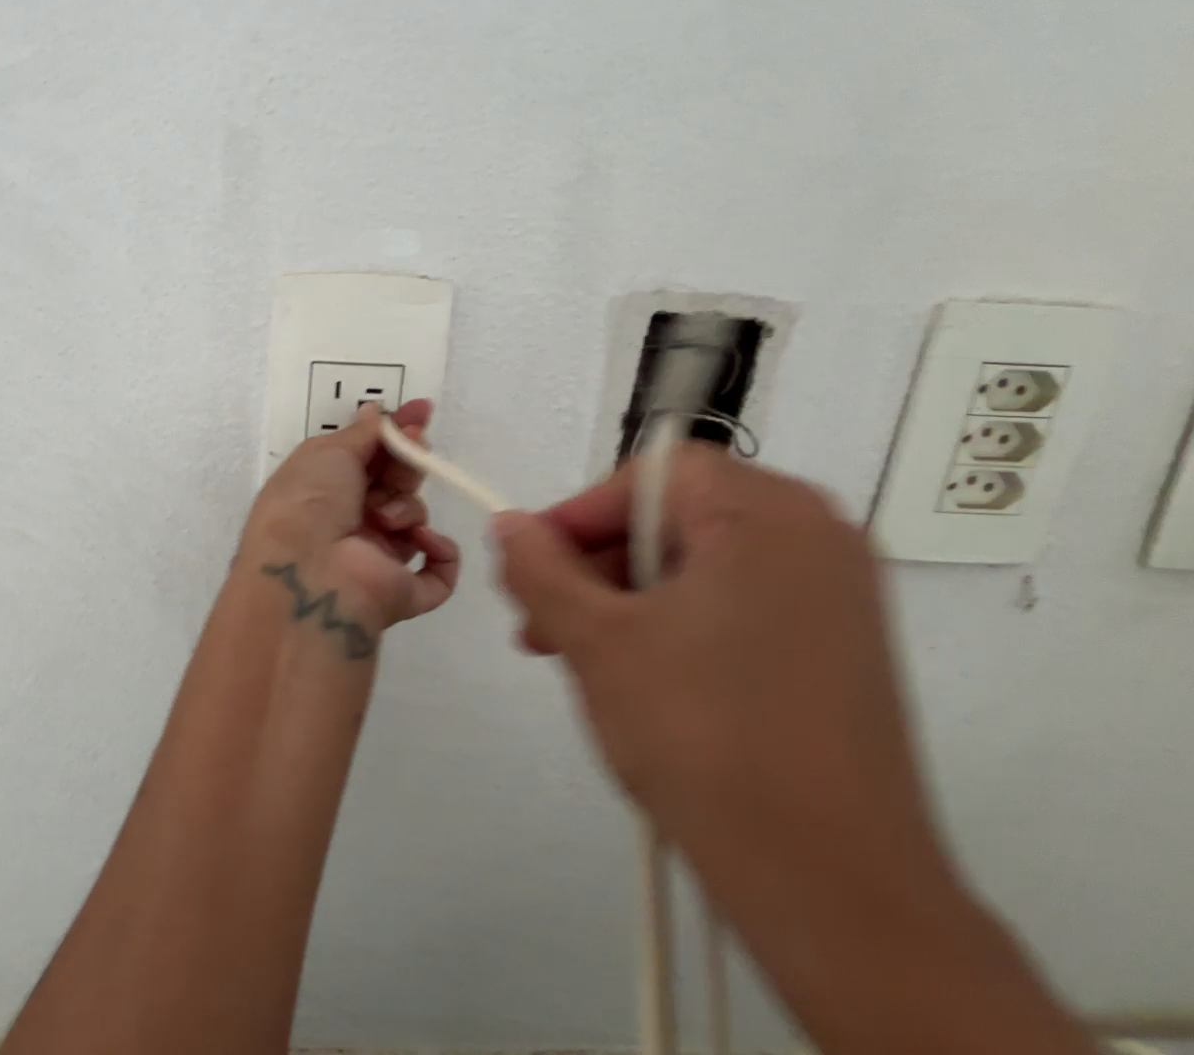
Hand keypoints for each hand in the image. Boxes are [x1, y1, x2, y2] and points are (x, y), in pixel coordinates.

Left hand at [239, 400, 460, 630]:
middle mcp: (350, 524)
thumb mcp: (327, 452)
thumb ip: (361, 433)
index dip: (397, 433)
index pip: (370, 457)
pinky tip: (423, 540)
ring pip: (415, 519)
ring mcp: (377, 560)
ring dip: (407, 509)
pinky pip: (439, 571)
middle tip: (410, 455)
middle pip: (397, 484)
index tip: (422, 411)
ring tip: (382, 519)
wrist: (308, 573)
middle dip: (407, 465)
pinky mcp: (401, 593)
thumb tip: (376, 411)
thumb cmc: (308, 503)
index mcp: (326, 491)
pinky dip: (440, 553)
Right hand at [489, 445, 955, 916]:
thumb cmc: (700, 733)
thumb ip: (540, 570)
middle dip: (596, 567)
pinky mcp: (841, 649)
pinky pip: (738, 608)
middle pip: (678, 519)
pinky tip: (638, 682)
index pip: (653, 475)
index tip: (530, 569)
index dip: (579, 513)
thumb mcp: (596, 641)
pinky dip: (677, 628)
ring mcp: (839, 596)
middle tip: (542, 627)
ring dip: (627, 602)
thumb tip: (508, 525)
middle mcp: (819, 536)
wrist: (825, 874)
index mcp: (768, 514)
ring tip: (577, 661)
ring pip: (703, 569)